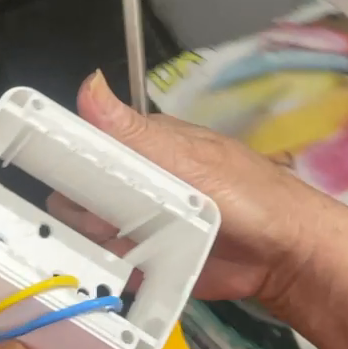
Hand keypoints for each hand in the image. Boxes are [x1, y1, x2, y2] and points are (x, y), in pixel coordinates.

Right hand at [46, 71, 341, 308]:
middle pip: (72, 194)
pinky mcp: (136, 256)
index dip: (64, 160)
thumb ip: (133, 131)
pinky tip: (122, 264)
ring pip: (81, 229)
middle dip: (80, 210)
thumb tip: (88, 83)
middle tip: (110, 219)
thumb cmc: (245, 196)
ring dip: (93, 239)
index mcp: (138, 148)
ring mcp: (130, 221)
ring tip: (129, 242)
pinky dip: (105, 265)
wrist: (283, 257)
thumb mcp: (186, 159)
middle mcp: (128, 183)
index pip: (80, 147)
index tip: (67, 178)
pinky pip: (102, 260)